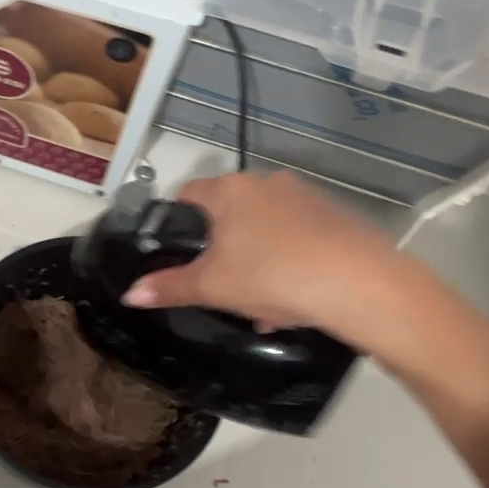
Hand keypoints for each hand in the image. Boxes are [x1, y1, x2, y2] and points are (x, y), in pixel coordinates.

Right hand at [120, 172, 409, 338]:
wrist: (359, 284)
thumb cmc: (271, 275)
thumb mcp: (211, 287)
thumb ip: (168, 287)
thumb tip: (129, 294)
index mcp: (230, 191)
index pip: (188, 194)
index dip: (176, 222)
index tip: (177, 252)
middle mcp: (267, 183)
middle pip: (229, 213)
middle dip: (221, 248)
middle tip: (217, 285)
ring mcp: (306, 197)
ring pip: (265, 229)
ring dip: (255, 259)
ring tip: (257, 304)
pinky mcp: (337, 217)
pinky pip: (297, 239)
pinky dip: (288, 263)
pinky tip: (291, 301)